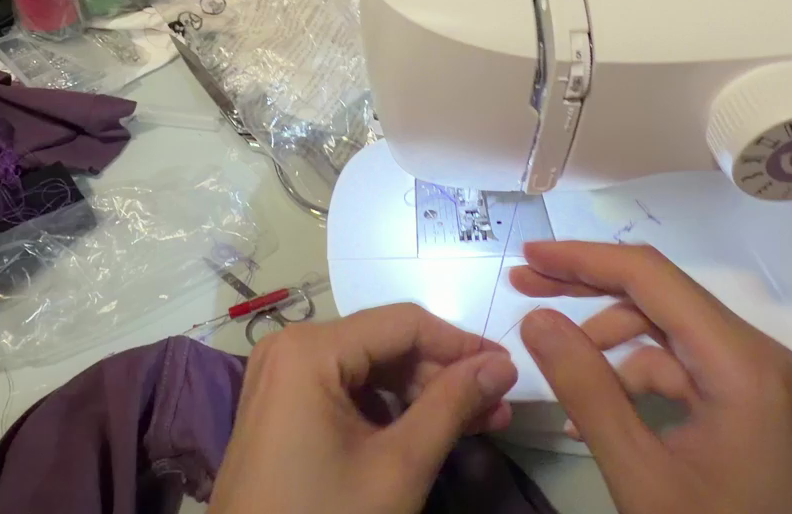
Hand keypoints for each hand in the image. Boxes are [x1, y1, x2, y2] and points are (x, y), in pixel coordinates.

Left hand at [211, 302, 518, 513]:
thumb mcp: (397, 468)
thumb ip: (452, 407)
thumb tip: (501, 365)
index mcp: (310, 347)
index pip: (404, 323)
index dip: (461, 344)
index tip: (509, 369)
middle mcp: (290, 345)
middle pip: (386, 344)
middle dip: (444, 376)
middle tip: (498, 406)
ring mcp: (282, 374)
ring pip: (369, 367)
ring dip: (422, 393)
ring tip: (476, 421)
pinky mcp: (282, 403)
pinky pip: (346, 388)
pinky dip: (388, 408)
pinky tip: (427, 430)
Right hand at [511, 241, 791, 513]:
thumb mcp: (642, 476)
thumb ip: (586, 391)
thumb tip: (536, 320)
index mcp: (741, 362)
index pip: (650, 277)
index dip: (583, 259)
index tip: (529, 254)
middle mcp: (757, 355)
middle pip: (658, 296)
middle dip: (588, 290)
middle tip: (525, 285)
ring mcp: (758, 380)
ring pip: (668, 332)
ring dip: (608, 342)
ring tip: (560, 369)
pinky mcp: (752, 405)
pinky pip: (683, 368)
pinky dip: (635, 378)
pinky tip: (599, 411)